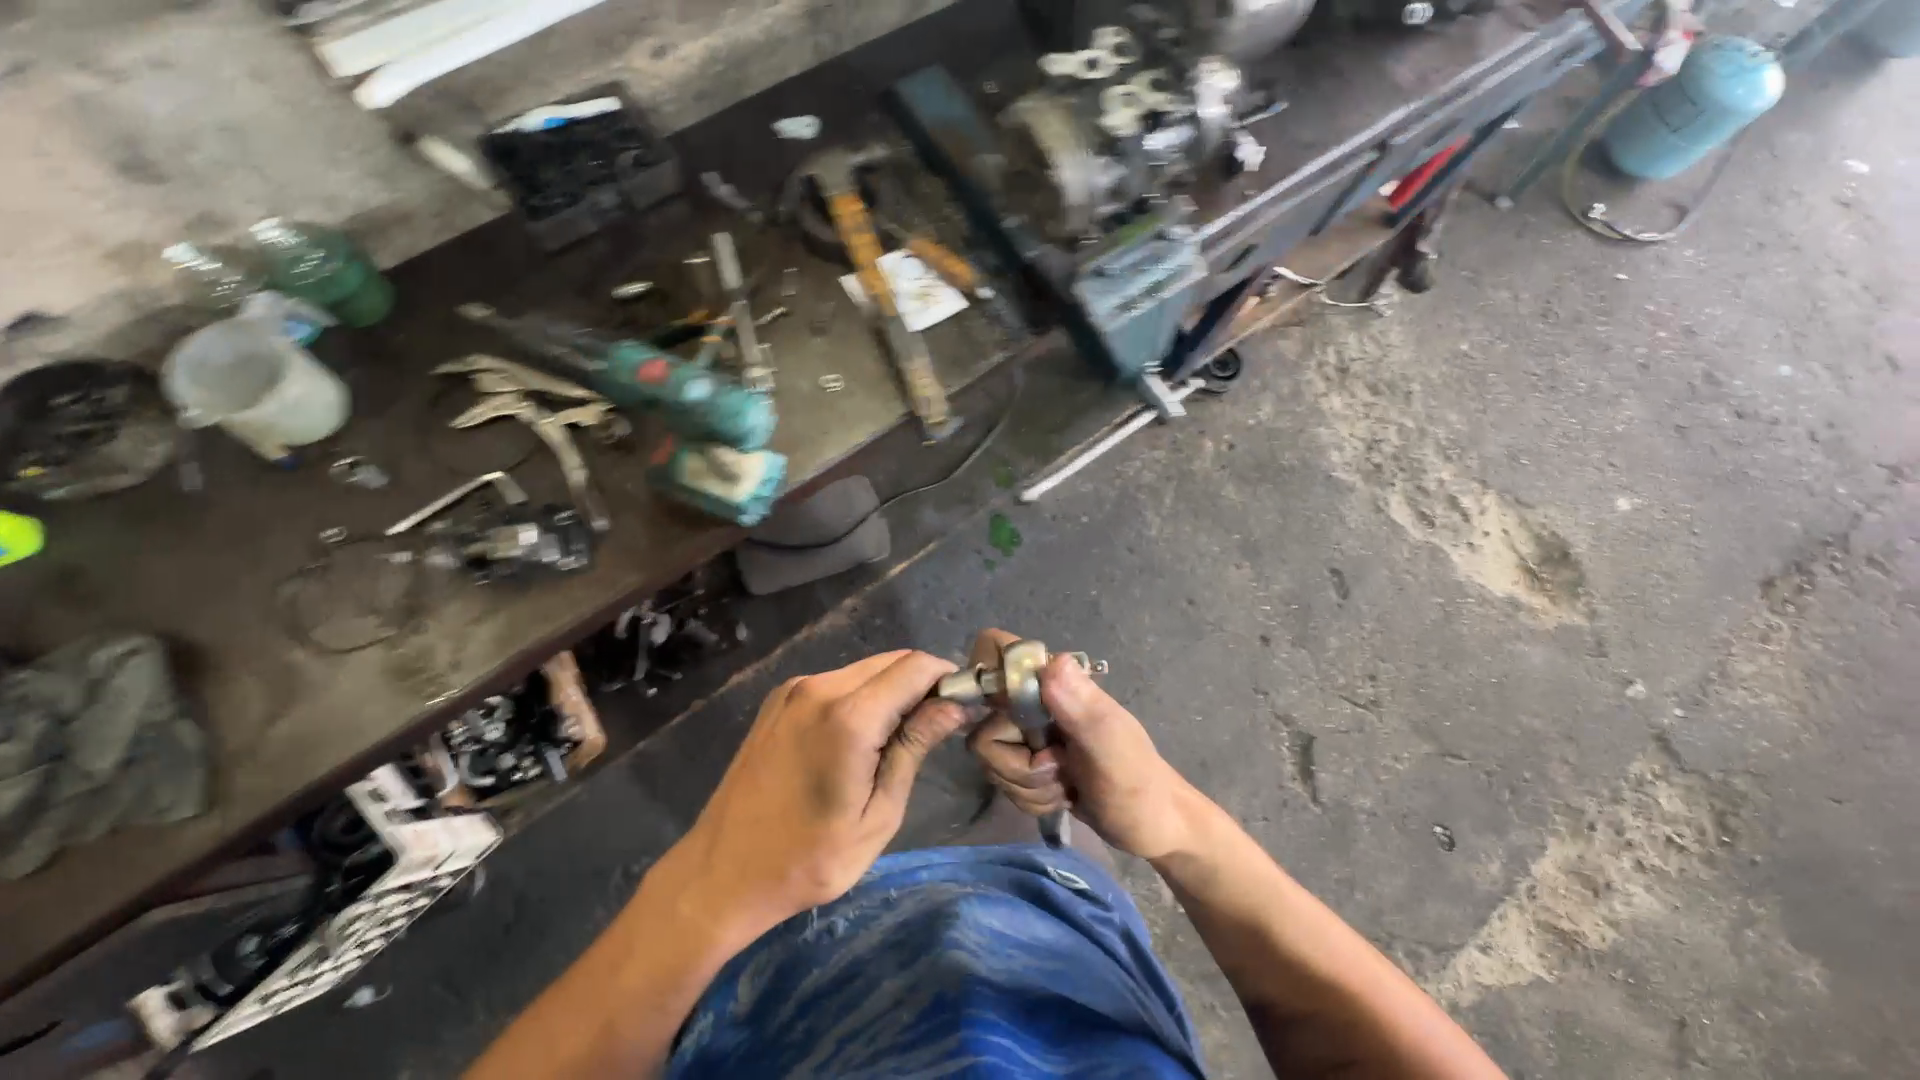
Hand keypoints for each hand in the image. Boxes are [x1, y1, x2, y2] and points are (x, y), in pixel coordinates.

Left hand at [661, 650, 967, 938]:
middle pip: (891, 662)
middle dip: (922, 685)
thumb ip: (914, 749)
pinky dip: (861, 698)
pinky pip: (835, 684)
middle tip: (936, 730)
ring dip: (891, 692)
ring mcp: (792, 692)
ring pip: (864, 670)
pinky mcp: (777, 702)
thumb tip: (953, 705)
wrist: (723, 873)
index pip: (916, 667)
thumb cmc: (809, 859)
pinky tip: (861, 741)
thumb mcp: (877, 815)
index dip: (948, 679)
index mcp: (847, 716)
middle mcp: (818, 688)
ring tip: (898, 742)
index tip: (964, 709)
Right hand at [965, 629, 1202, 859]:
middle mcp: (1035, 701)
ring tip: (1065, 786)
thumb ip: (1081, 706)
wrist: (1152, 827)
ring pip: (991, 756)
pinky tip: (1062, 796)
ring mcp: (1030, 734)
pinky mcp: (1028, 763)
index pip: (995, 649)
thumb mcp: (1112, 746)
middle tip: (1058, 768)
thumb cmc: (1138, 785)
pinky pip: (1002, 779)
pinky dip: (1031, 797)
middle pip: (982, 721)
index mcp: (1056, 682)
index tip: (1009, 721)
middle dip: (1017, 761)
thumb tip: (1051, 664)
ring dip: (1027, 785)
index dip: (985, 679)